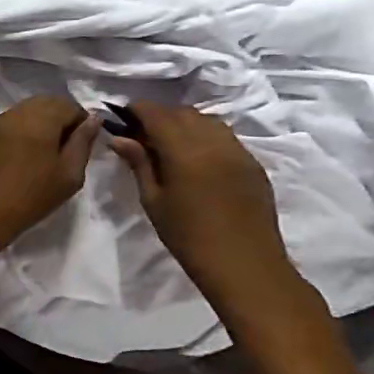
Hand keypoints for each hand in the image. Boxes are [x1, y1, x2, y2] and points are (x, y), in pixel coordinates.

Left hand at [0, 96, 98, 259]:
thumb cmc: (33, 196)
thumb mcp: (70, 173)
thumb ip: (83, 142)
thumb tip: (93, 119)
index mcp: (38, 120)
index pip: (67, 104)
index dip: (80, 120)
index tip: (83, 141)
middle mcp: (13, 114)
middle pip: (43, 103)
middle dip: (59, 117)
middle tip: (65, 145)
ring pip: (23, 111)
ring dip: (38, 121)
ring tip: (44, 150)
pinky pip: (6, 123)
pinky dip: (19, 129)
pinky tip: (21, 153)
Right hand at [106, 102, 293, 301]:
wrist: (243, 263)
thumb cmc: (186, 235)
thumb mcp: (153, 200)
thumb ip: (139, 163)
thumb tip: (120, 137)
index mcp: (186, 153)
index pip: (158, 116)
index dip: (138, 109)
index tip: (121, 114)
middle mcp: (215, 144)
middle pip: (184, 114)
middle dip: (159, 115)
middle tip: (138, 130)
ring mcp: (239, 152)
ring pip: (208, 121)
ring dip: (183, 122)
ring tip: (165, 140)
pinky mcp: (253, 164)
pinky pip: (225, 136)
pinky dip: (204, 134)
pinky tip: (192, 154)